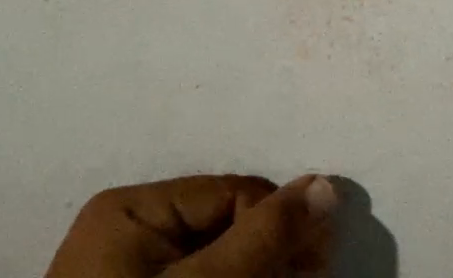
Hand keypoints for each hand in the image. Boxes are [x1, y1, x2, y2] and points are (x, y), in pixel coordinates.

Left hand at [46, 173, 338, 277]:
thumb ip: (264, 237)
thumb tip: (324, 184)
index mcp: (132, 210)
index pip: (235, 196)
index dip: (278, 229)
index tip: (316, 266)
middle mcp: (128, 233)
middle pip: (228, 229)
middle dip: (272, 255)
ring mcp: (127, 275)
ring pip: (218, 261)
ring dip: (260, 275)